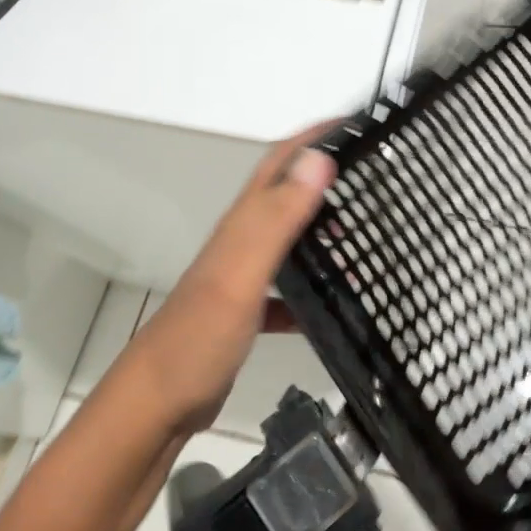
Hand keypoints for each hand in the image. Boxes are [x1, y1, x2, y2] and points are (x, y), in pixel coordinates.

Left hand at [123, 122, 338, 433]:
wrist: (157, 406)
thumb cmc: (200, 337)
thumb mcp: (242, 272)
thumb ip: (277, 217)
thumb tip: (318, 159)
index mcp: (242, 224)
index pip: (280, 161)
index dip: (313, 136)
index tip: (356, 123)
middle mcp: (242, 242)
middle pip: (286, 194)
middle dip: (324, 175)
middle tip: (372, 176)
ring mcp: (242, 279)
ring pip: (288, 240)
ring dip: (322, 230)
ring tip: (366, 234)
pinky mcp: (244, 314)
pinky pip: (286, 292)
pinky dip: (312, 290)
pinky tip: (338, 305)